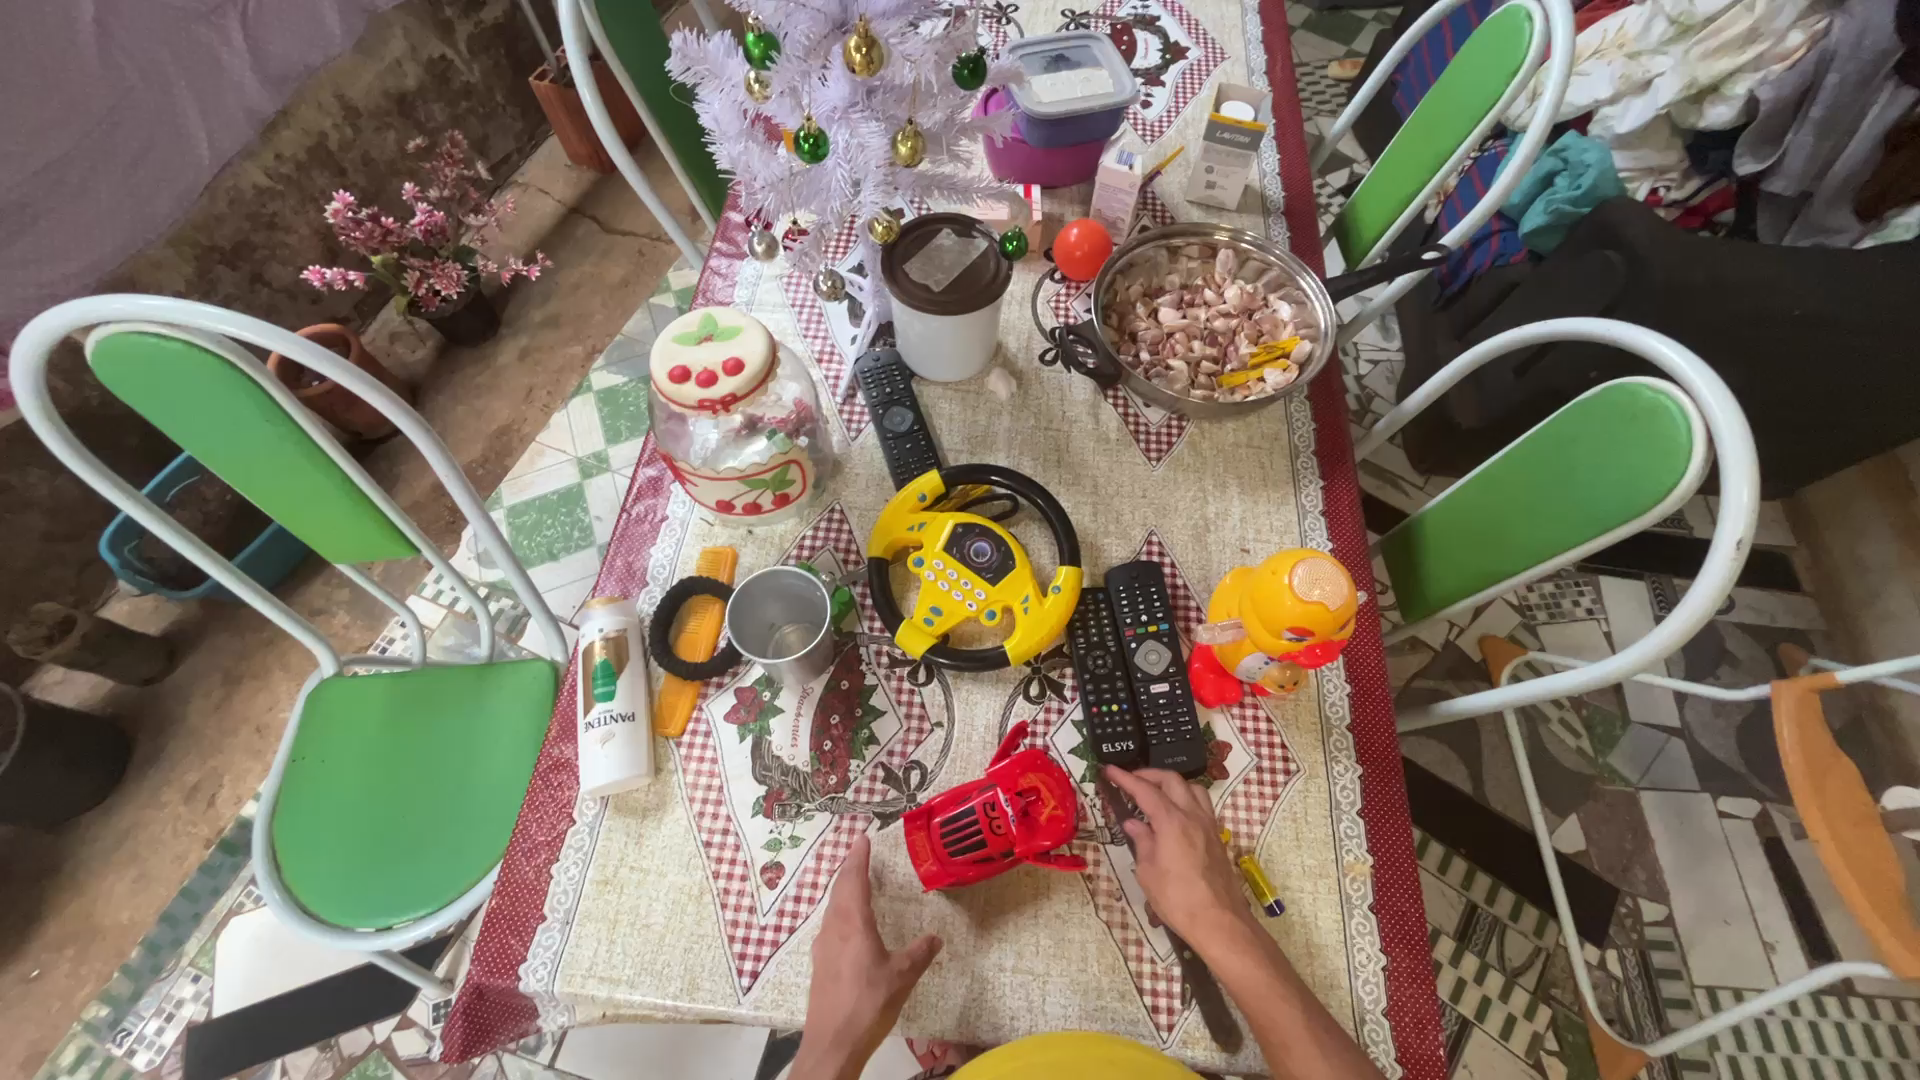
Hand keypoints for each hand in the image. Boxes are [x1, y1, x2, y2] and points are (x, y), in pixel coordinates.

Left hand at [791, 835, 941, 1079]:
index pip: (854, 879)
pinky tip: (849, 923)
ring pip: (833, 907)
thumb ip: (919, 954)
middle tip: (861, 853)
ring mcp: (823, 946)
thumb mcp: (902, 977)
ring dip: (844, 890)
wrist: (832, 1044)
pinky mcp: (820, 963)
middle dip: (851, 868)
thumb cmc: (868, 1004)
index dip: (859, 857)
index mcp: (853, 922)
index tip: (862, 837)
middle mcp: (833, 927)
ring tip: (857, 882)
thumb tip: (936, 938)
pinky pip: (831, 924)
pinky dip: (841, 911)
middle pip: (840, 889)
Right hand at [1105, 766, 1254, 951]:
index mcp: (1171, 821)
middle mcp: (1192, 816)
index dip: (1125, 778)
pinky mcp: (1217, 837)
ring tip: (1156, 794)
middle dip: (1148, 775)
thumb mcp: (1148, 872)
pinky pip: (1202, 805)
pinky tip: (1175, 814)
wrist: (1220, 923)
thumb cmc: (1178, 900)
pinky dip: (1185, 799)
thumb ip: (1141, 842)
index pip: (1145, 790)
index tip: (1109, 771)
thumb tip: (1133, 823)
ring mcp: (1208, 825)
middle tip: (1131, 782)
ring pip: (1192, 788)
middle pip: (1171, 780)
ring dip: (1171, 784)